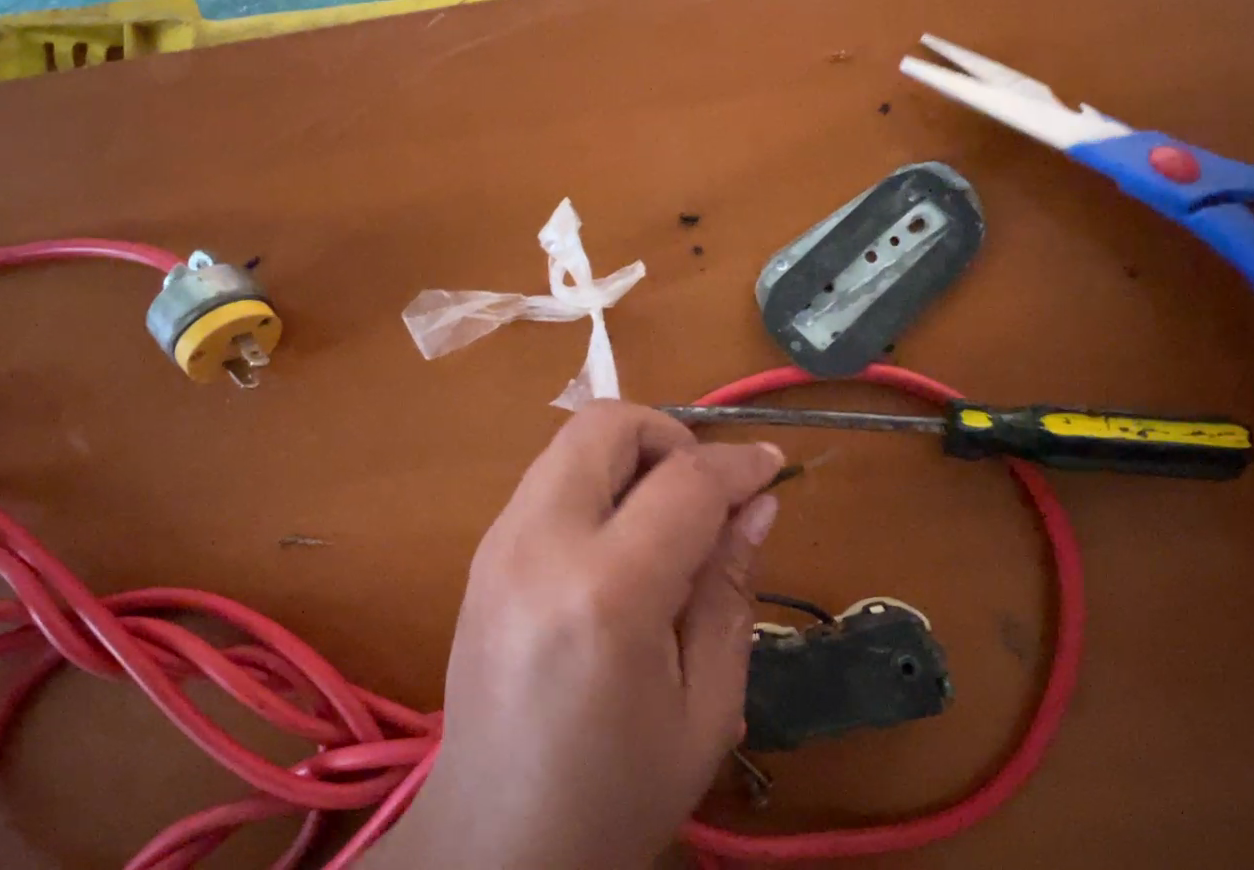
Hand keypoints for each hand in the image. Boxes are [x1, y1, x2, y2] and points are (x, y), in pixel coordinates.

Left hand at [363, 402, 782, 869]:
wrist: (495, 843)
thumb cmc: (616, 791)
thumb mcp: (705, 706)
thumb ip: (728, 591)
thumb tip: (757, 506)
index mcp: (605, 593)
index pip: (683, 482)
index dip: (738, 464)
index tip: (772, 468)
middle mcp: (537, 547)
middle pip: (603, 425)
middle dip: (668, 435)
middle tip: (706, 493)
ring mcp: (496, 547)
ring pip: (569, 445)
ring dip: (629, 458)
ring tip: (667, 523)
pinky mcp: (481, 558)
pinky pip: (547, 482)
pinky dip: (595, 485)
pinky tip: (621, 548)